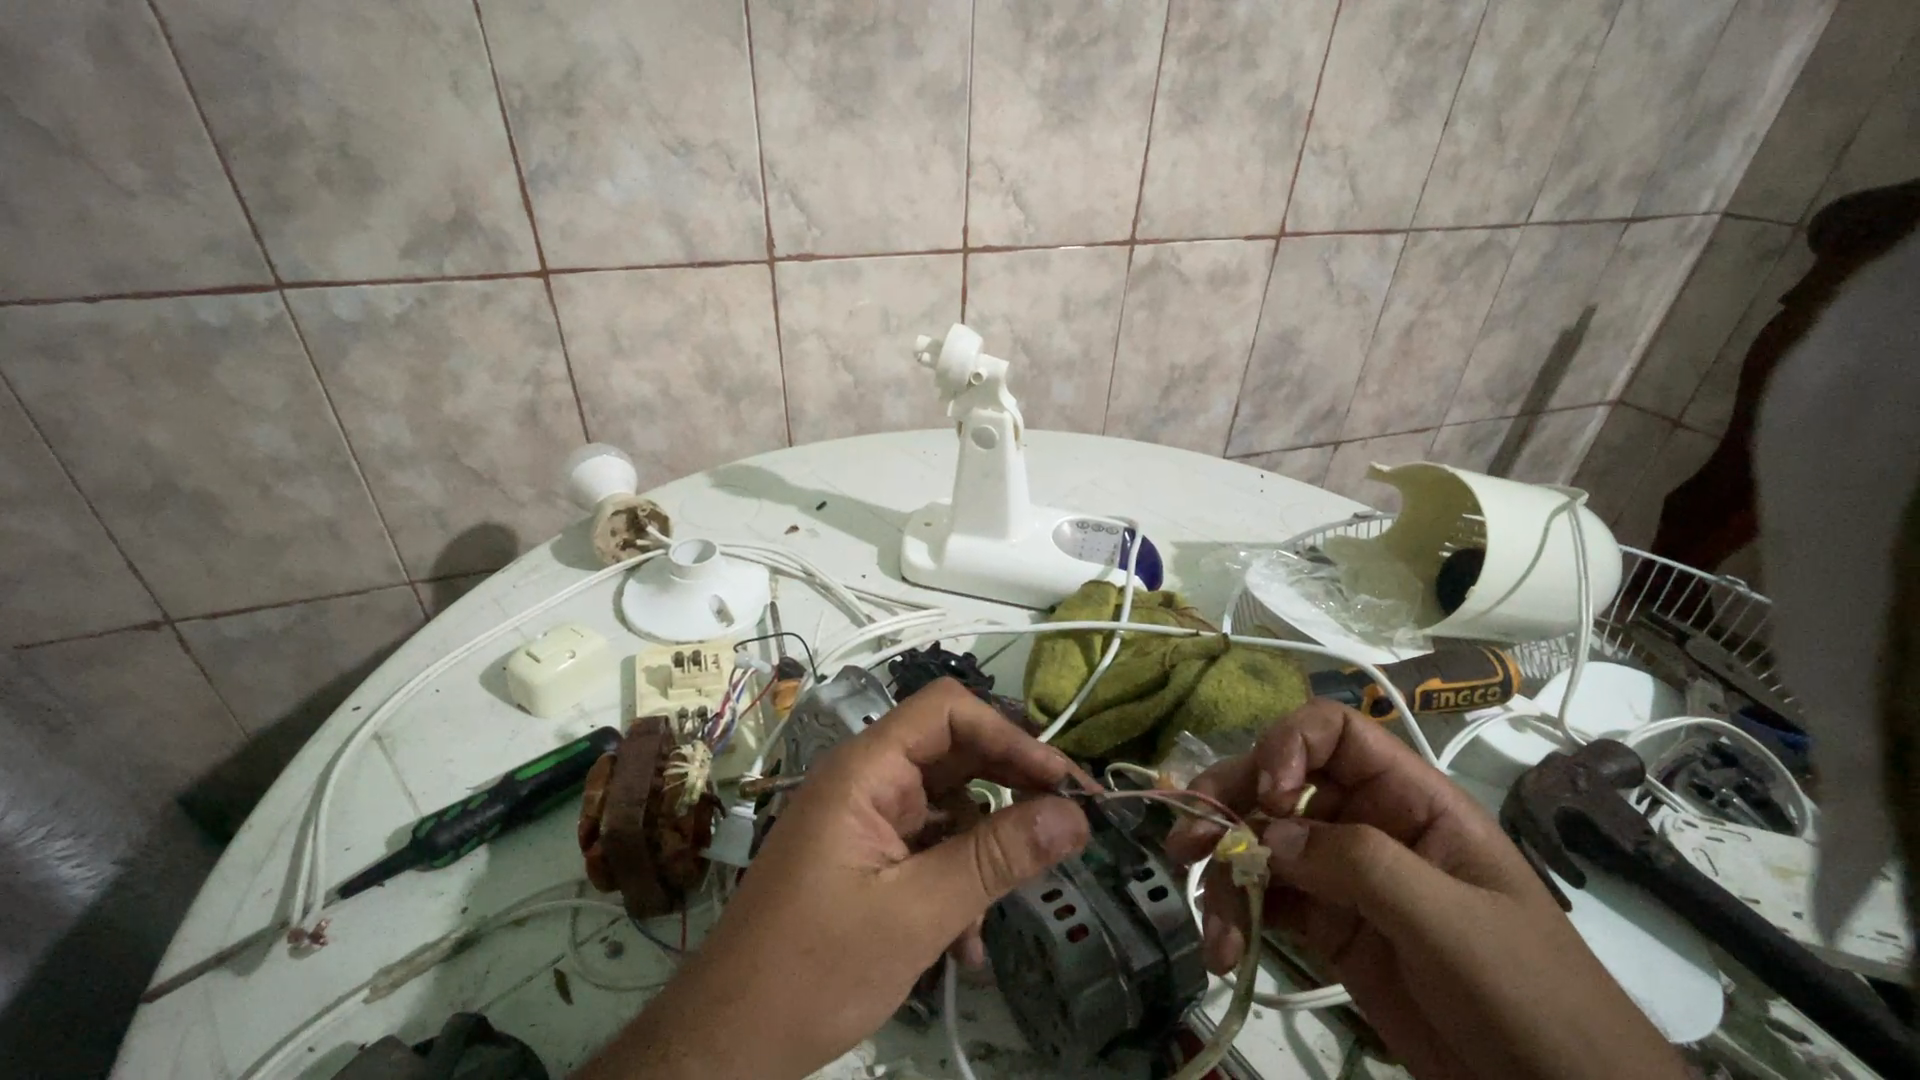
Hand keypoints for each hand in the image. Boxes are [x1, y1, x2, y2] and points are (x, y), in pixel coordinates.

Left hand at [577, 679, 1089, 1079]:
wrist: (729, 1042)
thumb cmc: (815, 969)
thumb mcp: (917, 914)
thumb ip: (996, 858)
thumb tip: (1075, 815)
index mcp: (864, 771)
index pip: (946, 711)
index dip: (1009, 736)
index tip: (1062, 783)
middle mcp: (866, 783)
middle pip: (954, 756)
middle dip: (1011, 791)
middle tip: (1068, 827)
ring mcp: (865, 823)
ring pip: (949, 810)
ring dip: (984, 854)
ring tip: (1005, 906)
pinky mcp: (866, 861)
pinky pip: (929, 851)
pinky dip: (956, 886)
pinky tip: (966, 945)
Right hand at [1165, 700, 1688, 1079]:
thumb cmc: (1529, 995)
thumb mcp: (1451, 922)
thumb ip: (1360, 865)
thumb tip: (1267, 832)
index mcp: (1411, 802)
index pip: (1335, 735)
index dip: (1289, 746)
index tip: (1265, 796)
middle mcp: (1369, 826)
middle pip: (1281, 786)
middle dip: (1229, 807)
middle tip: (1186, 842)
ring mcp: (1345, 879)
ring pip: (1262, 847)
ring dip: (1224, 874)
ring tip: (1209, 924)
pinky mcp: (1329, 929)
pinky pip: (1266, 902)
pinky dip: (1235, 918)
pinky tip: (1226, 951)